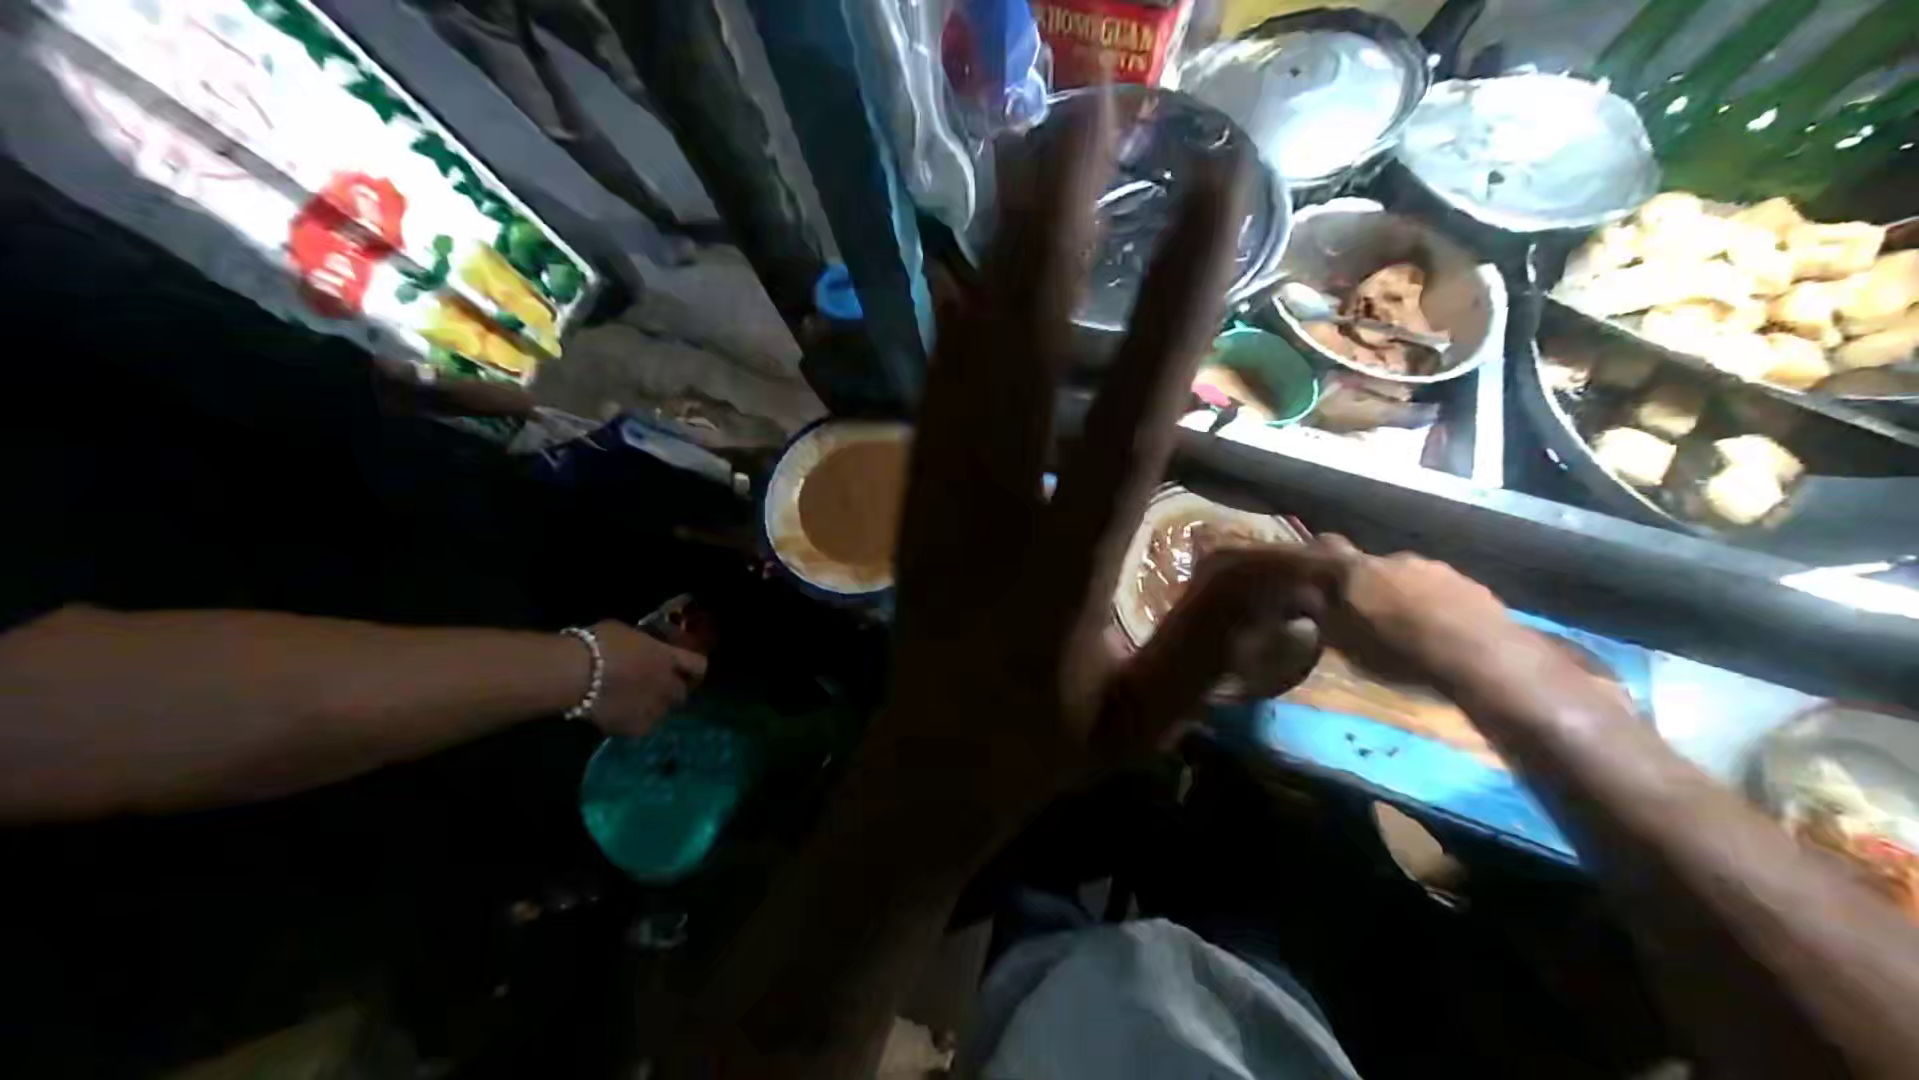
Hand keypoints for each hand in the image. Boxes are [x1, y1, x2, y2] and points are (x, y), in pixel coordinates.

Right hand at [587, 620, 706, 736]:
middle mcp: (668, 685)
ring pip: (663, 712)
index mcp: (669, 658)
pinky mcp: (636, 728)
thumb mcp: (628, 633)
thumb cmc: (598, 644)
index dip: (694, 669)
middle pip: (681, 692)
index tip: (686, 669)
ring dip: (655, 707)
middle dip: (672, 689)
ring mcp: (654, 708)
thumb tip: (646, 646)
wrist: (574, 673)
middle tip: (656, 687)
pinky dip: (635, 723)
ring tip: (635, 704)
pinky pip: (642, 727)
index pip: (699, 666)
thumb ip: (645, 644)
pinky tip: (620, 717)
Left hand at [870, 101, 1295, 841]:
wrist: (929, 769)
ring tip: (1030, 168)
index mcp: (1064, 572)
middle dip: (1058, 235)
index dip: (1172, 309)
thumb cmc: (1043, 751)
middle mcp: (993, 518)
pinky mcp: (913, 507)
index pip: (1126, 424)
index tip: (1213, 202)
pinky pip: (932, 409)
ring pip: (969, 369)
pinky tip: (961, 278)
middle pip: (1025, 361)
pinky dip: (947, 338)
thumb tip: (1314, 558)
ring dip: (1001, 262)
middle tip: (1092, 125)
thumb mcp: (1142, 723)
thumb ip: (1218, 642)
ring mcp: (940, 506)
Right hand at [1287, 535, 1521, 689]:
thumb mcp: (1346, 643)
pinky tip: (1442, 631)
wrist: (1484, 658)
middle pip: (1371, 565)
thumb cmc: (1400, 651)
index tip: (1312, 572)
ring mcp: (1438, 568)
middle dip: (1366, 585)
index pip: (1326, 546)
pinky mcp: (1472, 585)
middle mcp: (1395, 559)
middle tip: (1366, 615)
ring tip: (1409, 628)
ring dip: (1402, 594)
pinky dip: (1435, 605)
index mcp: (1358, 570)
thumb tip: (1306, 594)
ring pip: (1408, 577)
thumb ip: (1323, 614)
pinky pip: (1442, 590)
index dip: (1317, 556)